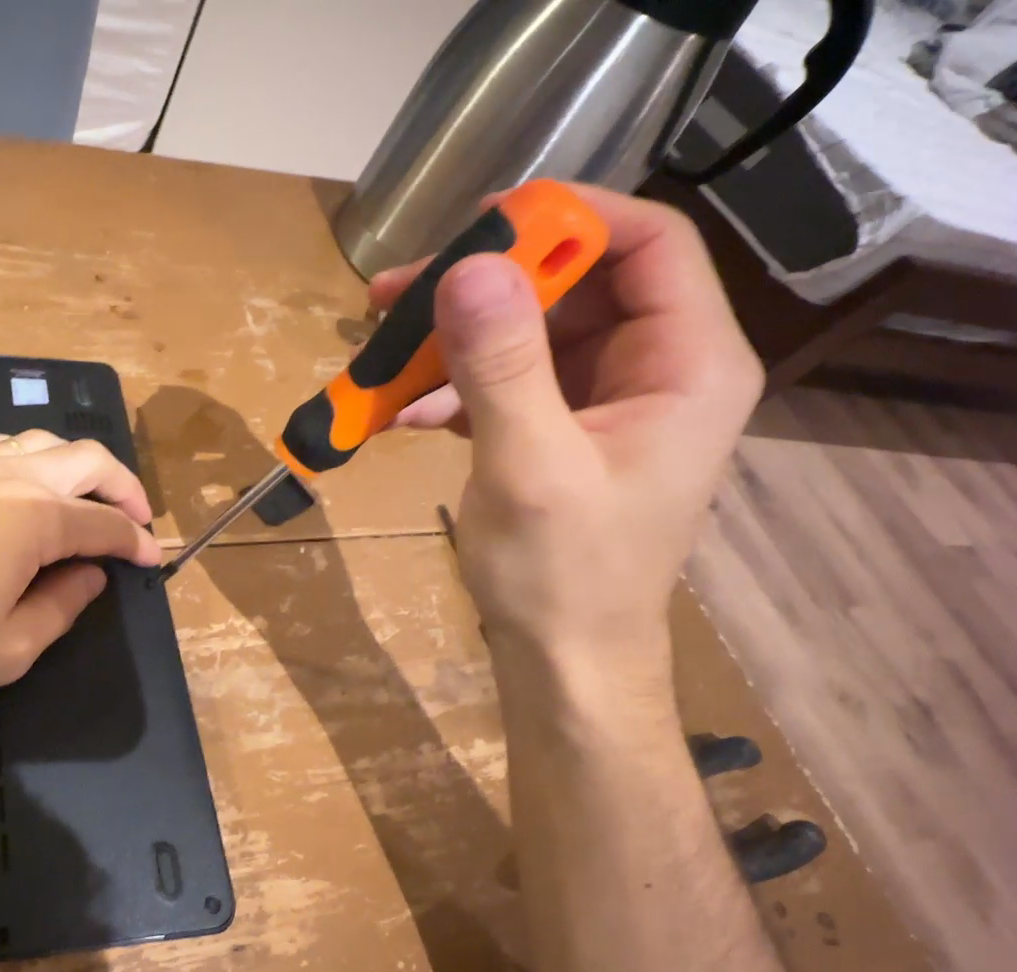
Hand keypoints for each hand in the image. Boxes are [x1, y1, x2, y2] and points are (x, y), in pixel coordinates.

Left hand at [0, 429, 162, 711]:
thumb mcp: (6, 650)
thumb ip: (61, 609)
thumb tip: (90, 577)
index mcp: (34, 518)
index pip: (105, 523)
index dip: (137, 542)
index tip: (152, 558)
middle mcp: (7, 474)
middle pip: (85, 459)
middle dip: (123, 486)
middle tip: (135, 518)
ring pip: (39, 440)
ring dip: (74, 464)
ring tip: (83, 496)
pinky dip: (23, 455)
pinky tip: (17, 479)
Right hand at [380, 186, 761, 660]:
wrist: (563, 660)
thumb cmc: (564, 574)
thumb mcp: (529, 467)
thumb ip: (502, 367)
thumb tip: (466, 267)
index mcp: (687, 364)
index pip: (648, 244)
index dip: (567, 219)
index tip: (474, 227)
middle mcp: (654, 366)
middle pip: (575, 282)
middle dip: (483, 282)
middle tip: (394, 292)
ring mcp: (603, 399)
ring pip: (529, 329)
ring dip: (453, 335)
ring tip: (376, 346)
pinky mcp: (559, 427)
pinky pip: (506, 378)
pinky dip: (450, 384)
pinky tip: (399, 409)